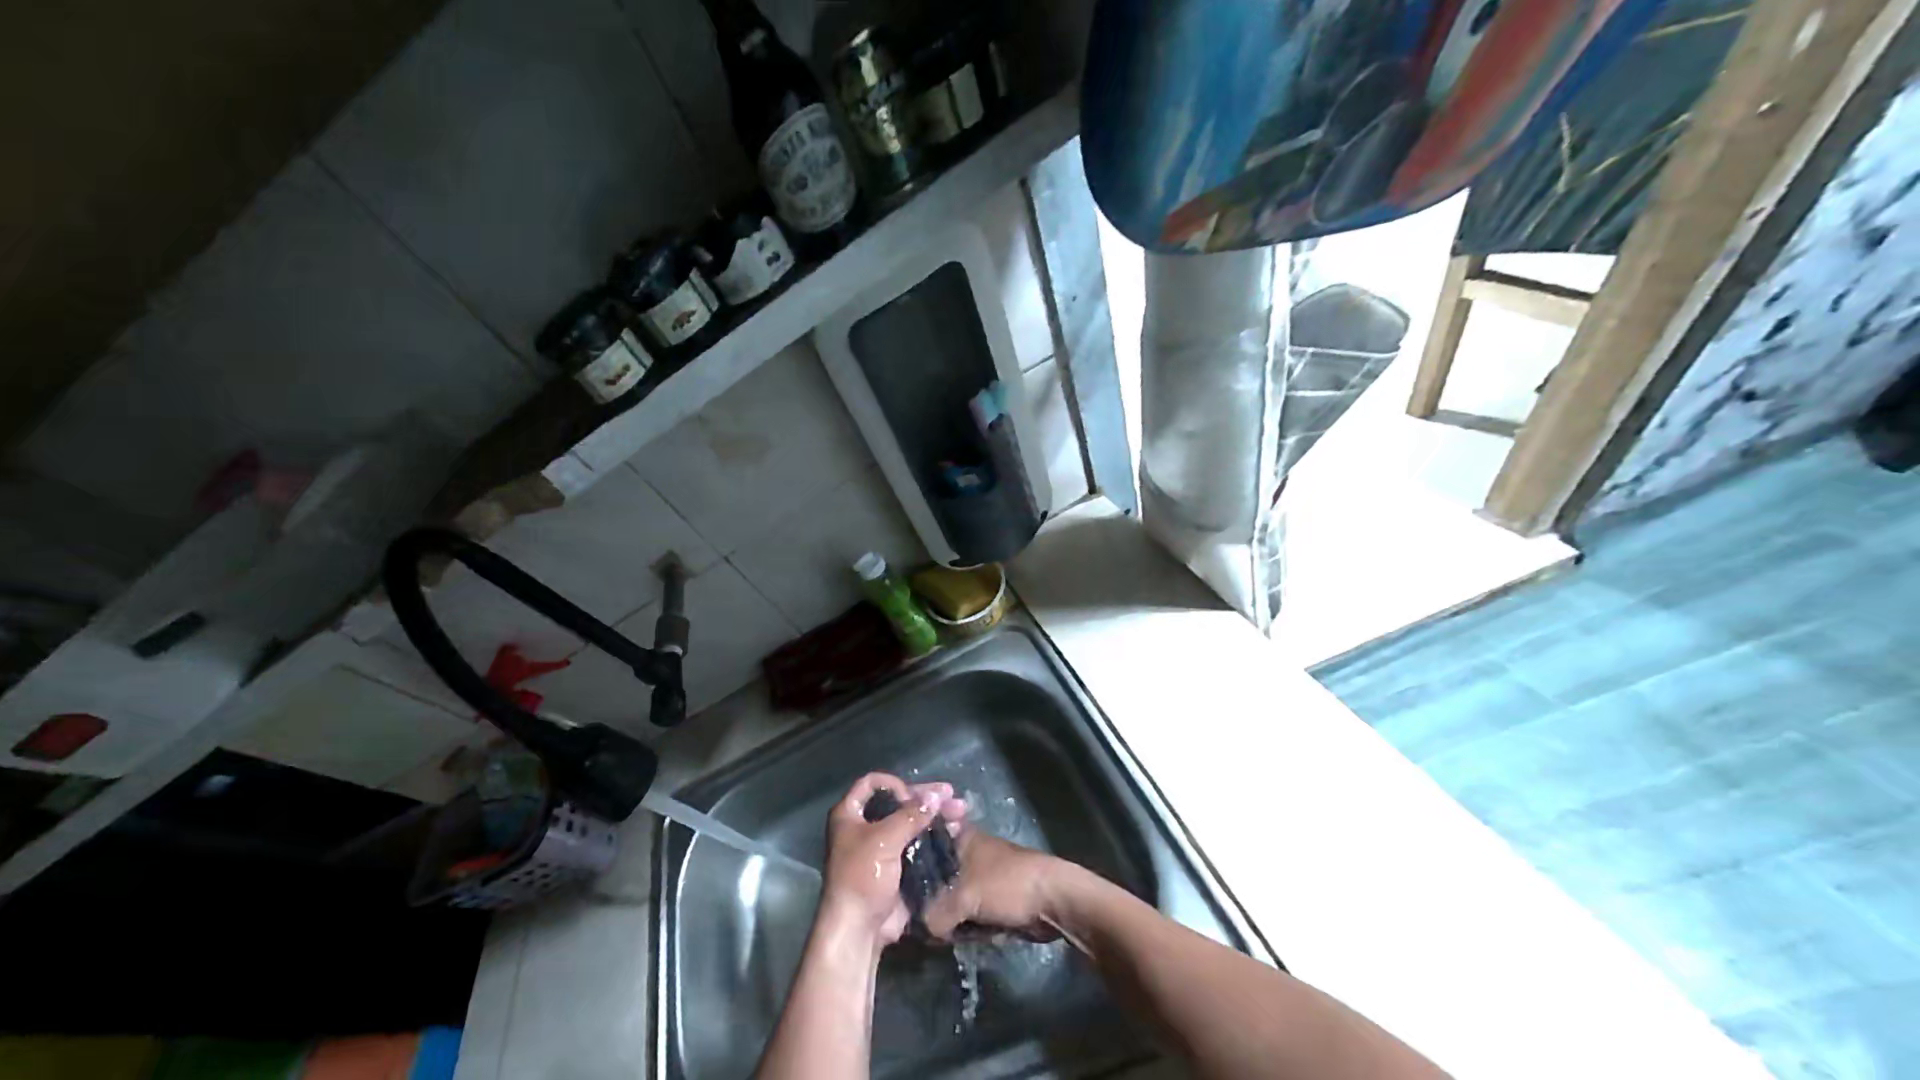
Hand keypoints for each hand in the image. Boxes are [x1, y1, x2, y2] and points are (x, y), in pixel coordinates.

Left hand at [818, 772, 967, 950]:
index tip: (911, 796)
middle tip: (952, 795)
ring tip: (961, 810)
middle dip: (926, 798)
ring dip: (935, 816)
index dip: (893, 784)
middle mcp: (865, 826)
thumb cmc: (862, 876)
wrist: (859, 928)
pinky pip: (919, 843)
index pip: (872, 784)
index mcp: (850, 814)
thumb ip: (910, 815)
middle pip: (898, 802)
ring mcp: (884, 846)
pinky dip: (936, 835)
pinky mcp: (899, 864)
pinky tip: (956, 830)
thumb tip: (936, 796)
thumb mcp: (884, 839)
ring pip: (912, 822)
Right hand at [922, 829, 1077, 943]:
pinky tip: (955, 936)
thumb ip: (936, 913)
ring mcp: (978, 877)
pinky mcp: (989, 899)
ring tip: (934, 930)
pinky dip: (962, 924)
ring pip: (950, 897)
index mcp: (960, 838)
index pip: (924, 843)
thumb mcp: (965, 897)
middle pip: (935, 875)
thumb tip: (921, 929)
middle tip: (912, 917)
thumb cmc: (1007, 884)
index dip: (909, 863)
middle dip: (927, 898)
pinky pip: (966, 912)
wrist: (1053, 901)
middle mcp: (965, 854)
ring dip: (946, 915)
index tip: (895, 883)